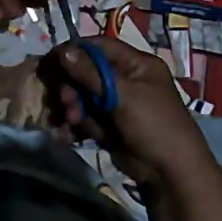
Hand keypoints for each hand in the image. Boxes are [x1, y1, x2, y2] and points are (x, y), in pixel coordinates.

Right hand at [40, 38, 215, 191]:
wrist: (170, 172)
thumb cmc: (153, 125)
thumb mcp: (122, 95)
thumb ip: (90, 73)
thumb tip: (63, 51)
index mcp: (136, 65)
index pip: (99, 47)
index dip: (74, 51)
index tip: (51, 61)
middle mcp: (126, 80)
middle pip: (86, 72)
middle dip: (72, 87)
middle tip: (66, 102)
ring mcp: (117, 103)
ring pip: (83, 96)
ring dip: (73, 108)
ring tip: (73, 122)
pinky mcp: (109, 124)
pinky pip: (85, 116)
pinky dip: (76, 124)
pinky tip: (69, 134)